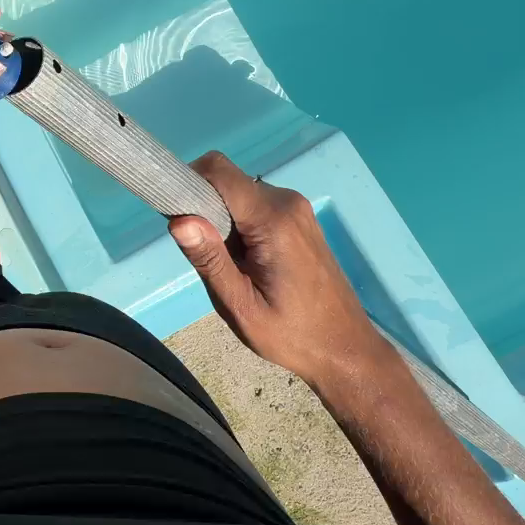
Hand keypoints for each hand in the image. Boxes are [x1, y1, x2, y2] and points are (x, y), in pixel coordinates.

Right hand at [167, 151, 387, 388]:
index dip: (187, 181)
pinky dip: (238, 221)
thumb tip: (178, 219)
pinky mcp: (298, 217)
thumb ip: (209, 260)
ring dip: (221, 216)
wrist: (348, 353)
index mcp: (272, 219)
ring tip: (229, 262)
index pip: (217, 170)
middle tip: (204, 252)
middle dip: (203, 206)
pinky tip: (247, 260)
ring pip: (238, 191)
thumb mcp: (240, 307)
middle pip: (225, 180)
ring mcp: (296, 208)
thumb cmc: (292, 335)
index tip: (176, 215)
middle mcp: (287, 202)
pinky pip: (253, 202)